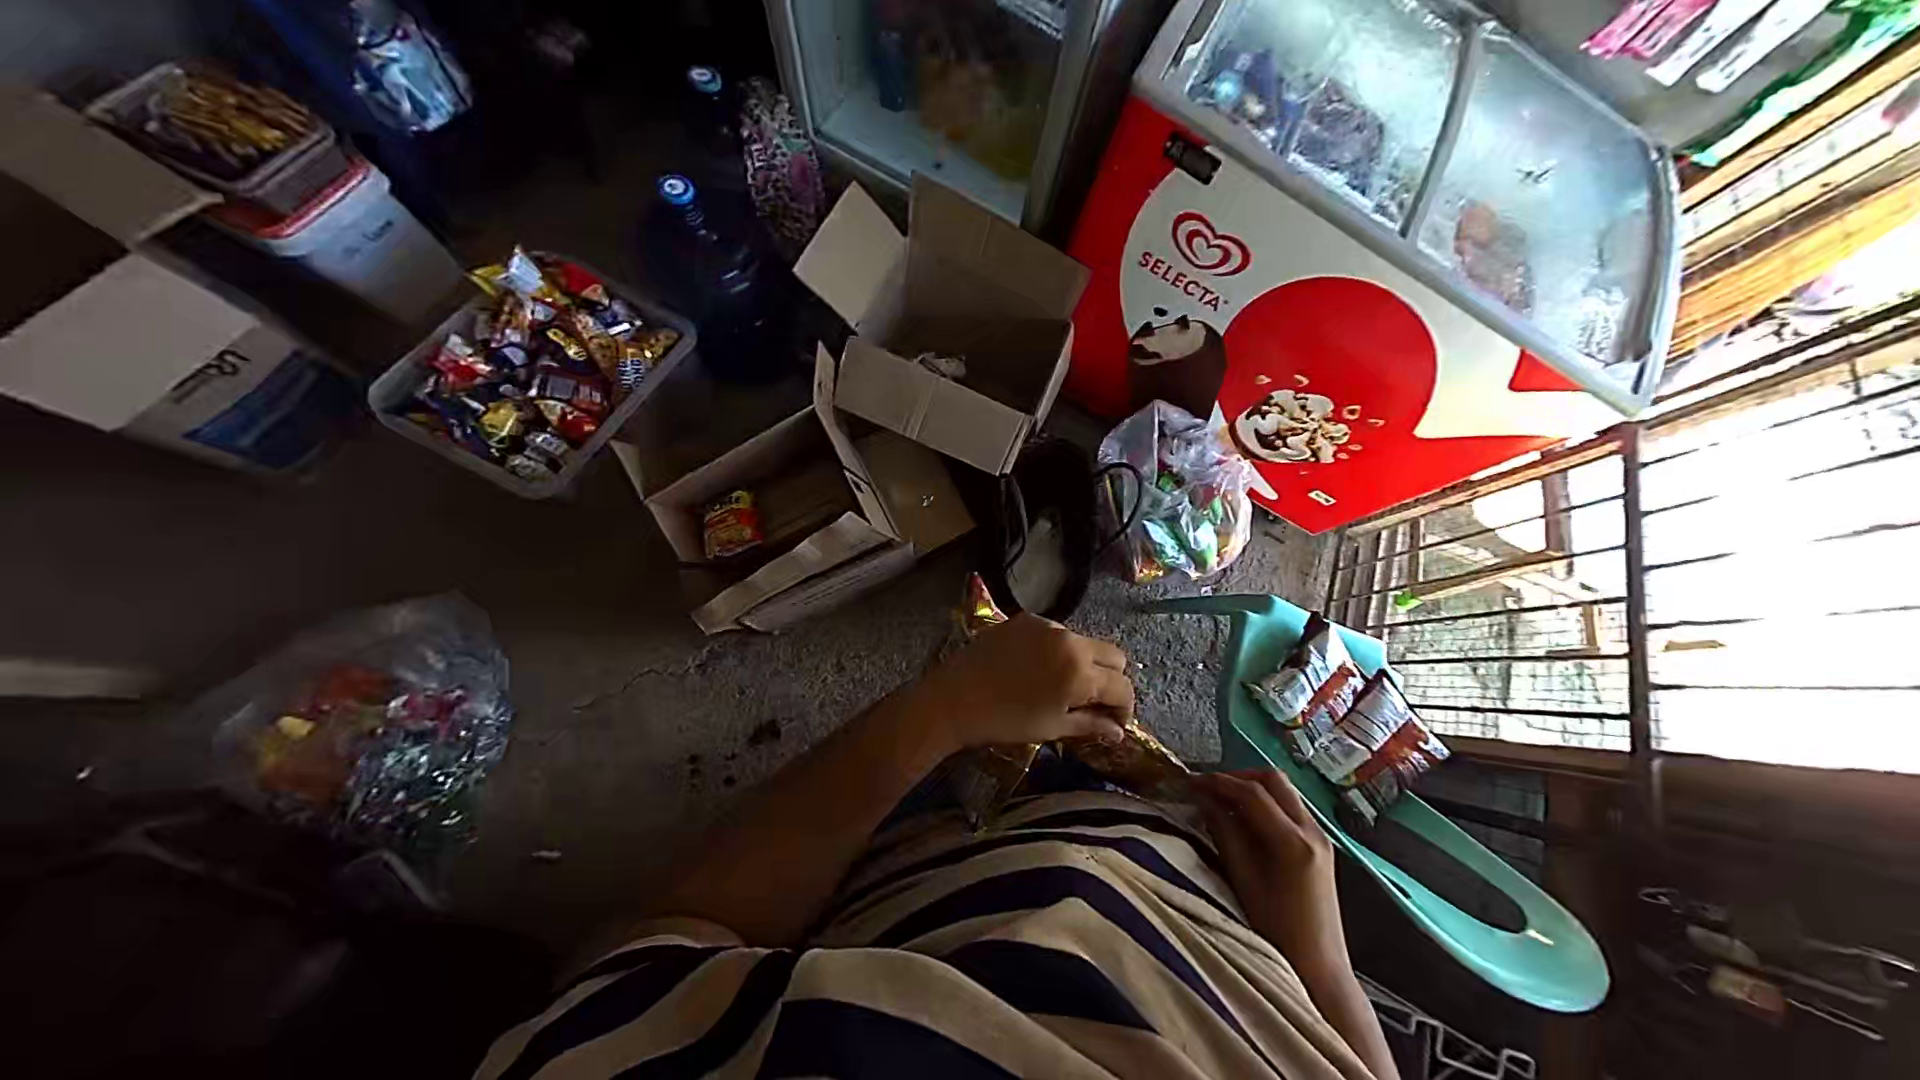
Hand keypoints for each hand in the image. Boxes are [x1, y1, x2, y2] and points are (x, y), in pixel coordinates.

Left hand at [905, 614, 1132, 751]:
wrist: (954, 699)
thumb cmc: (1005, 721)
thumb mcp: (1052, 727)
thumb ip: (1090, 725)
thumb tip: (1118, 732)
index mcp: (1081, 671)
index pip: (1122, 686)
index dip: (1124, 708)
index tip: (1114, 723)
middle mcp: (1070, 641)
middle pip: (1113, 655)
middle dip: (1111, 680)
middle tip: (1094, 702)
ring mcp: (1047, 626)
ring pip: (1084, 641)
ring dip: (1085, 662)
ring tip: (1063, 685)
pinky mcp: (1025, 619)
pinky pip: (1056, 633)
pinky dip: (1058, 650)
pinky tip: (1038, 669)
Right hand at [1192, 769, 1350, 982]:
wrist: (1318, 967)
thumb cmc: (1276, 930)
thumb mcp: (1243, 879)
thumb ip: (1224, 834)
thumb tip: (1205, 801)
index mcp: (1293, 842)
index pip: (1253, 793)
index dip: (1219, 782)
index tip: (1192, 782)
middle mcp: (1312, 831)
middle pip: (1273, 780)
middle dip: (1238, 777)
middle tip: (1209, 787)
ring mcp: (1320, 837)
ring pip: (1283, 791)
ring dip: (1252, 788)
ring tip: (1222, 801)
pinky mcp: (1319, 845)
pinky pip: (1289, 808)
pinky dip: (1264, 803)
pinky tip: (1243, 819)